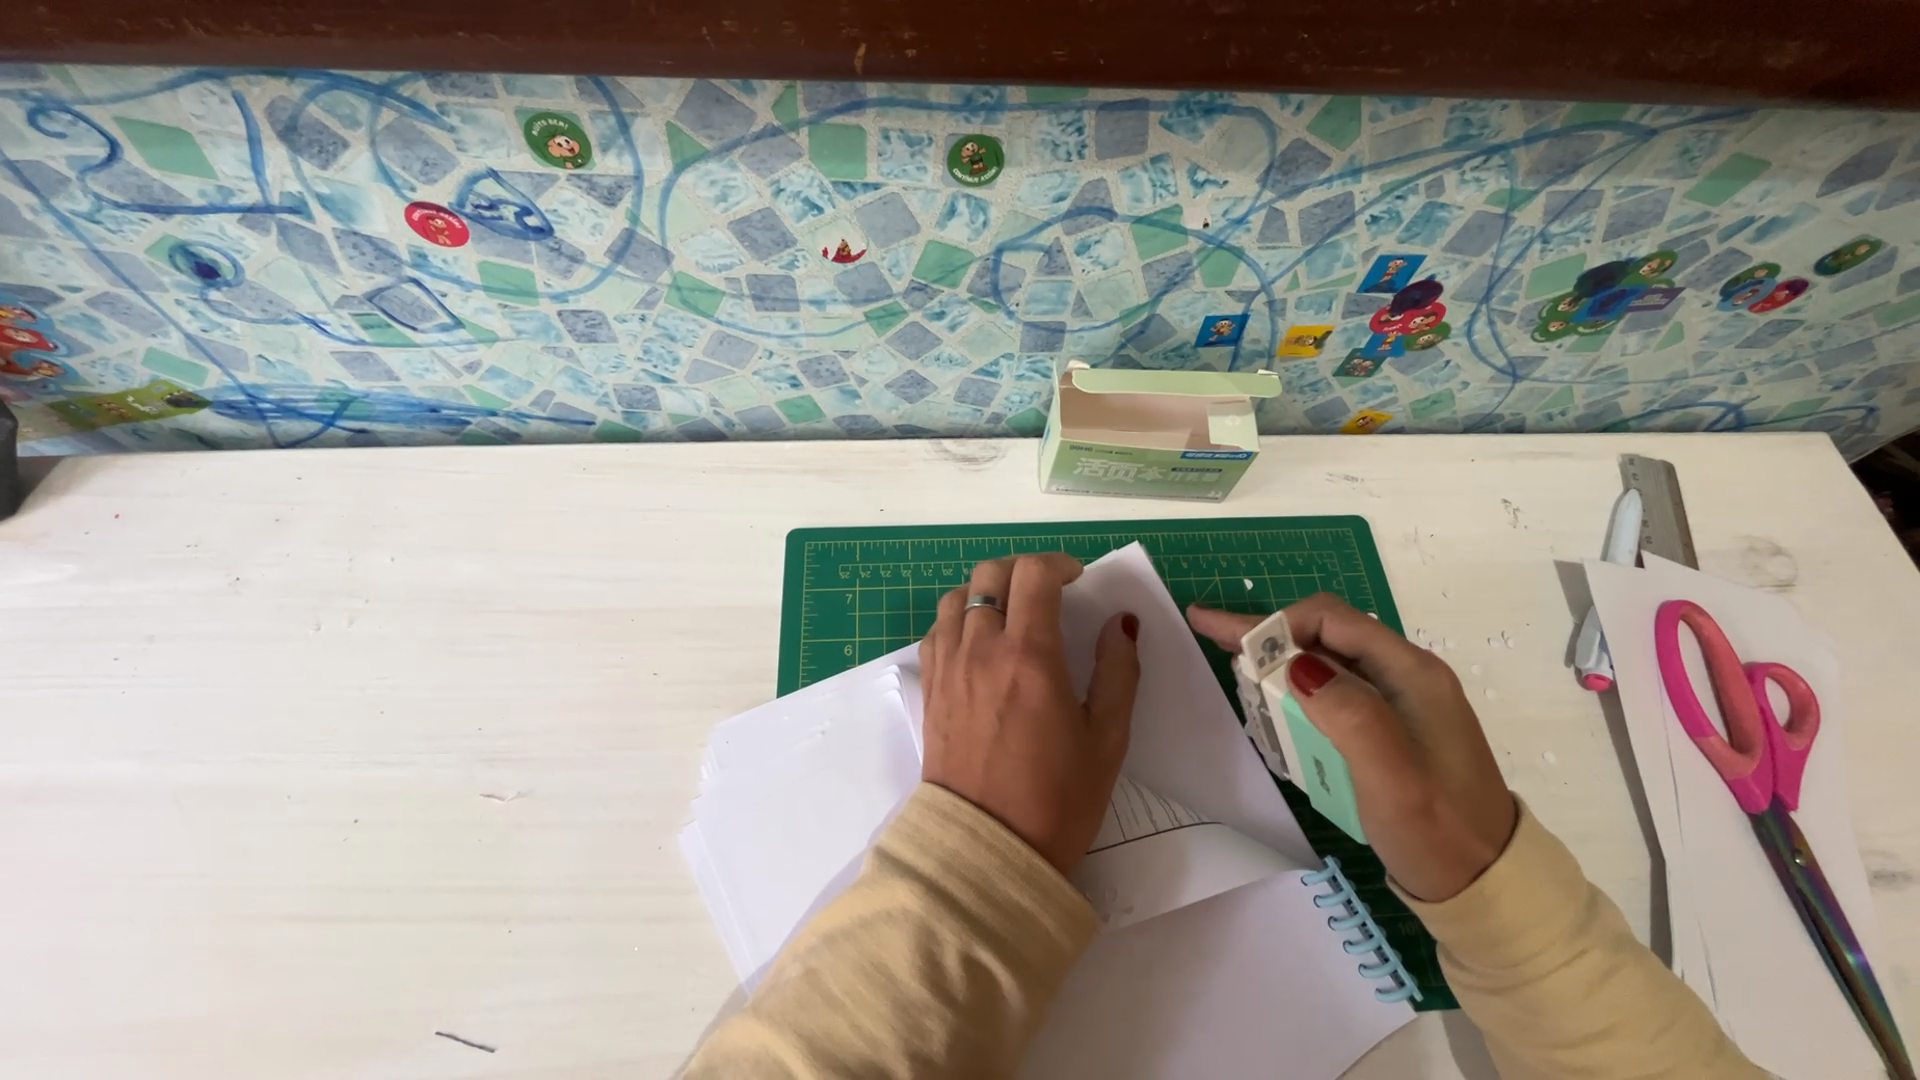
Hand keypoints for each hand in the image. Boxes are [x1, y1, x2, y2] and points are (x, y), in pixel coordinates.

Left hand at [919, 554, 1140, 876]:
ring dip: (986, 591)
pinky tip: (978, 643)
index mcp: (1029, 656)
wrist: (986, 850)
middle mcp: (981, 650)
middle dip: (1022, 570)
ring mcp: (948, 668)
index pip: (1034, 575)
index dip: (1058, 564)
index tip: (1076, 579)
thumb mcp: (1108, 740)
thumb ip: (1118, 672)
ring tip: (1010, 613)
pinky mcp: (930, 689)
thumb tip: (1121, 624)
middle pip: (989, 574)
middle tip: (1047, 591)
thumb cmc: (1057, 800)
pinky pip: (936, 631)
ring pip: (955, 597)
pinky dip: (958, 620)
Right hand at [1188, 594, 1517, 901]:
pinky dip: (1292, 684)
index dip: (1273, 623)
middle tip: (1210, 634)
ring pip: (1325, 657)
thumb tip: (1296, 665)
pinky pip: (1331, 687)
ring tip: (1231, 661)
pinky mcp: (1386, 723)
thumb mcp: (1391, 778)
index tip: (1225, 640)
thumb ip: (1348, 715)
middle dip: (1266, 632)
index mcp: (1410, 673)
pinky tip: (1269, 696)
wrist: (1484, 882)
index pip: (1330, 619)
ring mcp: (1396, 699)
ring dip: (1277, 656)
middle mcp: (1404, 674)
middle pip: (1324, 632)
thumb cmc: (1437, 831)